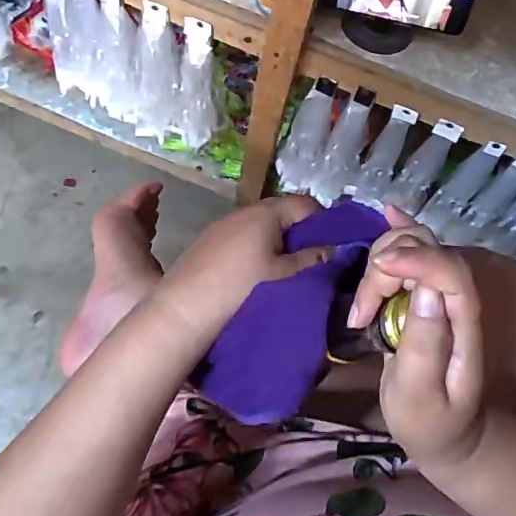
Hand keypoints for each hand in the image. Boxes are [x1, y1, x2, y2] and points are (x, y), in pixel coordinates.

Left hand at [150, 194, 330, 337]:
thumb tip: (335, 248)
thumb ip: (312, 259)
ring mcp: (223, 225)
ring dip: (277, 242)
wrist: (180, 312)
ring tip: (283, 272)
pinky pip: (243, 237)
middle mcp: (245, 211)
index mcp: (267, 213)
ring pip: (262, 226)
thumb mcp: (283, 276)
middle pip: (283, 212)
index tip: (330, 247)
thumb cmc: (238, 289)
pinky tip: (254, 276)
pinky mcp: (208, 243)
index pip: (306, 203)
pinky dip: (256, 250)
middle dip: (300, 232)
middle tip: (310, 261)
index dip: (323, 221)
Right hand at [348, 207, 486, 474]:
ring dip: (378, 262)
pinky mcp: (422, 288)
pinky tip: (388, 214)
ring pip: (412, 244)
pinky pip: (411, 249)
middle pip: (425, 249)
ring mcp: (439, 288)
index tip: (378, 270)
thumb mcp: (421, 398)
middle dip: (384, 268)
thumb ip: (424, 346)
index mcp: (463, 320)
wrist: (448, 432)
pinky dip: (395, 233)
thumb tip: (423, 290)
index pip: (449, 270)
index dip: (416, 259)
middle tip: (362, 315)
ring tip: (362, 309)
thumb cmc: (432, 423)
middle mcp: (454, 294)